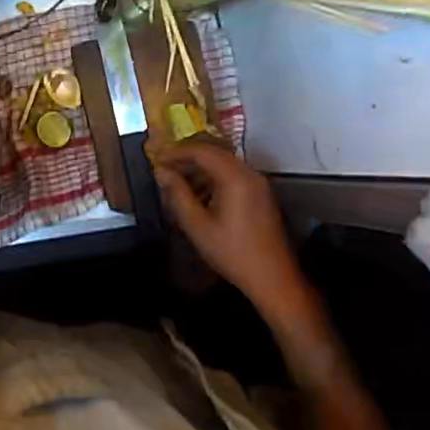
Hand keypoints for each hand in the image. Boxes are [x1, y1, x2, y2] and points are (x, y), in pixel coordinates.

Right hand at [155, 142, 308, 310]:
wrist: (272, 278)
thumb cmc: (232, 252)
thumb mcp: (198, 225)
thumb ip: (178, 194)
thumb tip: (161, 172)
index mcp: (234, 177)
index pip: (201, 151)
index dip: (176, 153)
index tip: (157, 160)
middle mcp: (249, 173)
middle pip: (214, 154)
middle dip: (187, 160)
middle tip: (164, 171)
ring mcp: (258, 183)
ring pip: (224, 165)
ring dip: (200, 171)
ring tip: (178, 186)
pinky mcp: (261, 194)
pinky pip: (234, 176)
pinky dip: (214, 180)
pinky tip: (200, 198)